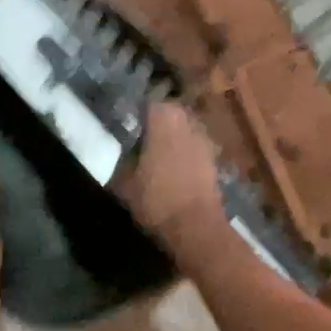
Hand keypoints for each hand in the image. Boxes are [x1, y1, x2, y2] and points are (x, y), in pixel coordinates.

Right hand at [117, 101, 226, 252]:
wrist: (196, 228)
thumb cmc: (156, 199)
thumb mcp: (123, 181)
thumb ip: (120, 158)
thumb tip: (117, 148)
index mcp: (163, 119)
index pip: (147, 101)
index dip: (134, 109)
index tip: (123, 119)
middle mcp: (187, 122)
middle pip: (169, 112)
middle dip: (155, 120)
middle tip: (137, 134)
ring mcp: (204, 141)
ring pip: (183, 128)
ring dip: (171, 135)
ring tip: (154, 151)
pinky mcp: (213, 160)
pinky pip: (193, 147)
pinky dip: (183, 152)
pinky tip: (171, 168)